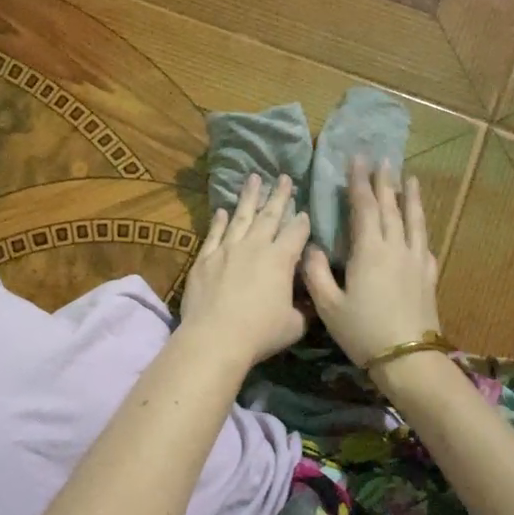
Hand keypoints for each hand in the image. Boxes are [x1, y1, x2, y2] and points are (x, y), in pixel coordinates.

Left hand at [180, 173, 310, 366]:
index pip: (296, 232)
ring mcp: (226, 249)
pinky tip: (222, 210)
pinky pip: (214, 234)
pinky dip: (219, 221)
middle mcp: (255, 246)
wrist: (214, 337)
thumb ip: (303, 310)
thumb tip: (309, 303)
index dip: (302, 222)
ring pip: (240, 216)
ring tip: (254, 179)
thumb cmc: (260, 333)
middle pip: (269, 215)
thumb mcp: (294, 325)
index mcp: (281, 259)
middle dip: (278, 195)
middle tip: (283, 177)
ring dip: (249, 197)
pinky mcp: (204, 259)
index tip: (304, 212)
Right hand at [303, 156, 441, 365]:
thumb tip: (311, 247)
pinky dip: (420, 228)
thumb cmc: (362, 332)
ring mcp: (416, 260)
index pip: (364, 207)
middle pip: (390, 207)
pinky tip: (419, 227)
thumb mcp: (328, 306)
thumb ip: (316, 273)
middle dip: (384, 181)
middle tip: (381, 159)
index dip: (358, 183)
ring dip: (409, 197)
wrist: (408, 358)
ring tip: (409, 178)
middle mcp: (395, 248)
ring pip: (413, 220)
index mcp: (369, 251)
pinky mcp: (428, 276)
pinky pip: (425, 243)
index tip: (356, 160)